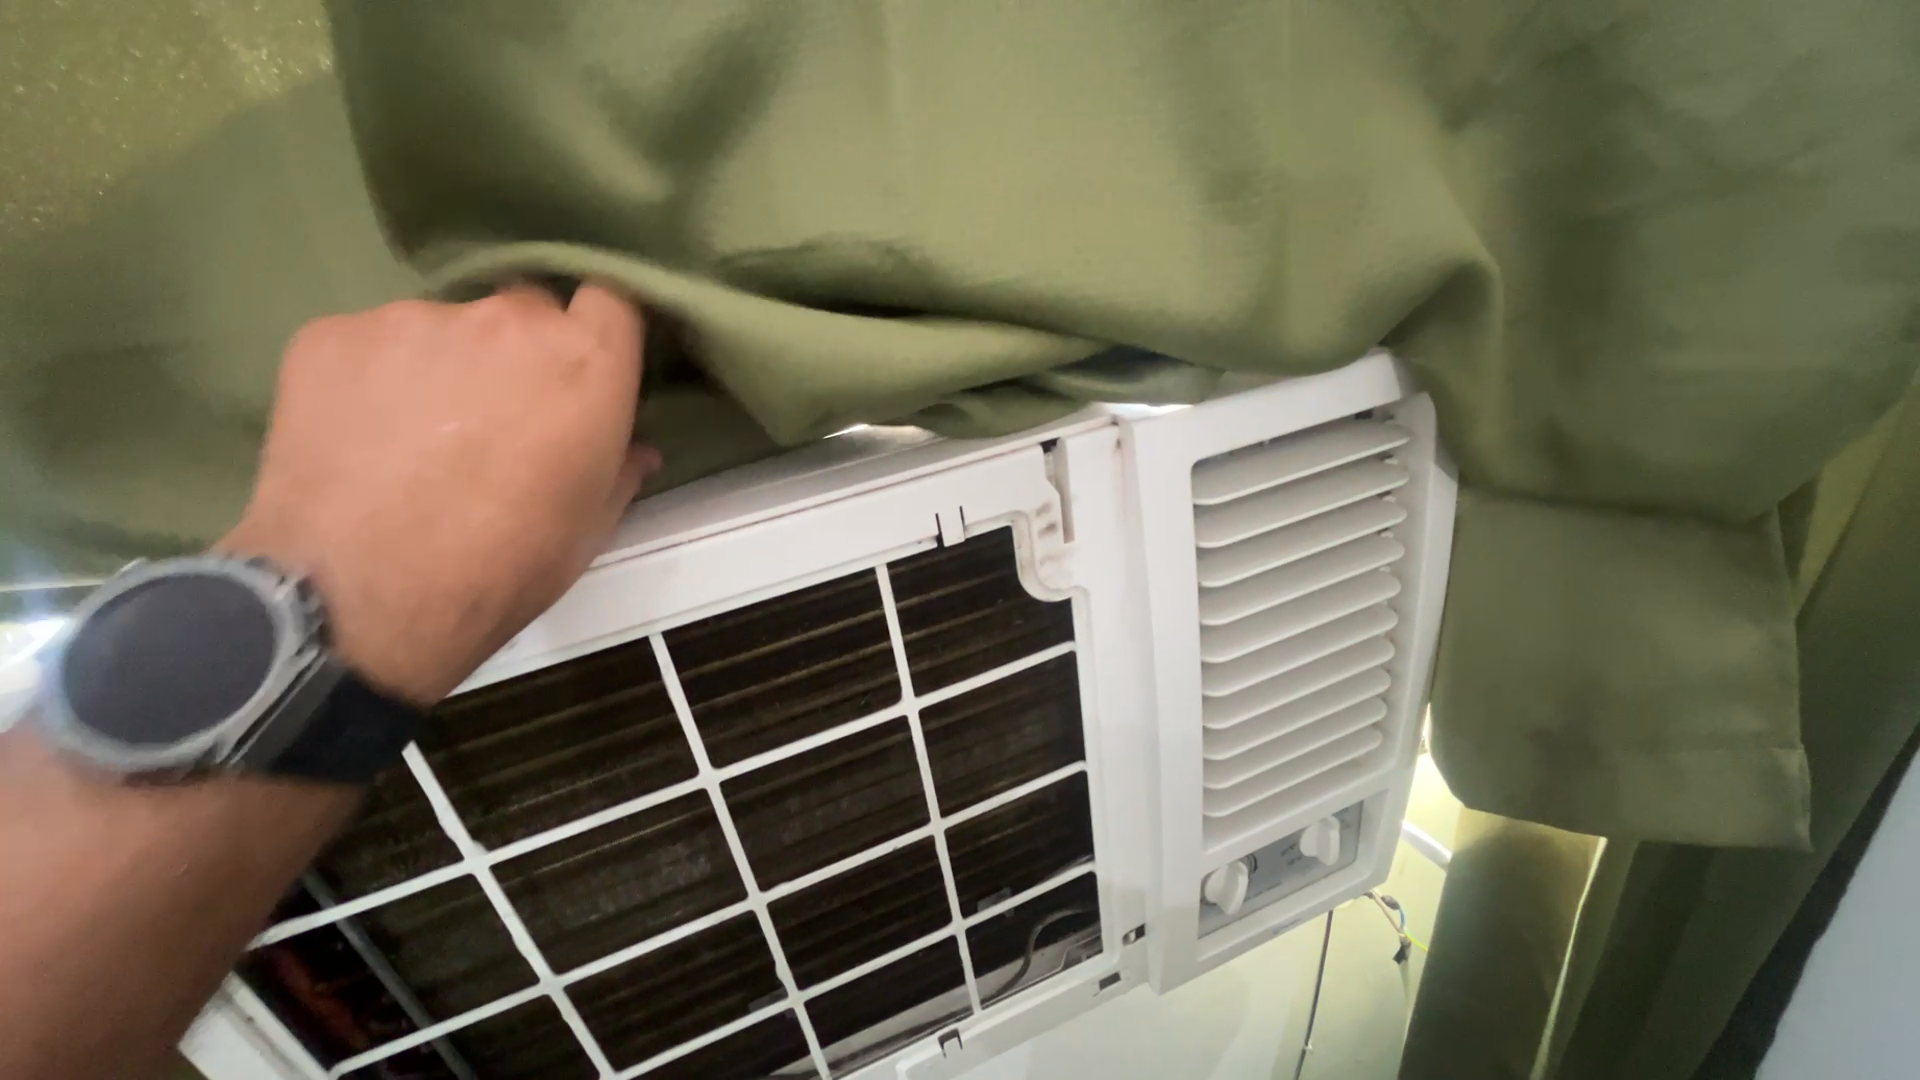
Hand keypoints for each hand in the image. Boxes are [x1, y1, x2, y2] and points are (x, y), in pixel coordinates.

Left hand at [219, 284, 656, 703]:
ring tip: (423, 433)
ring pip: (449, 327)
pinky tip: (366, 434)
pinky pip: (376, 343)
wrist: (367, 596)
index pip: (612, 297)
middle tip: (507, 411)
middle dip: (527, 349)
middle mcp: (509, 319)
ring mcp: (415, 319)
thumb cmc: (511, 564)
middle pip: (529, 309)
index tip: (595, 362)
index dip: (604, 327)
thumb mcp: (592, 524)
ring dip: (451, 364)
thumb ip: (621, 468)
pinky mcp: (333, 334)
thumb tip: (634, 448)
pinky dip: (381, 376)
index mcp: (587, 362)